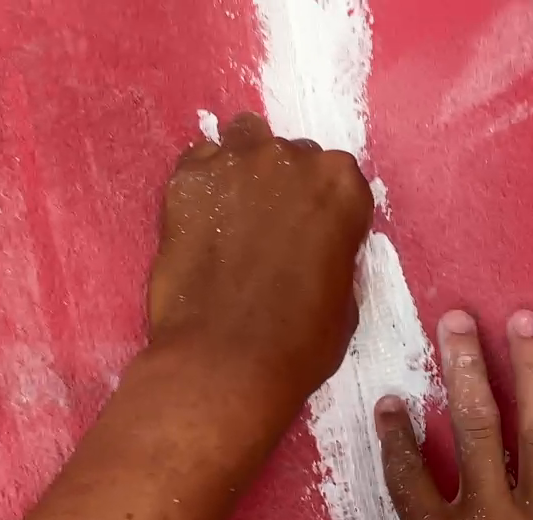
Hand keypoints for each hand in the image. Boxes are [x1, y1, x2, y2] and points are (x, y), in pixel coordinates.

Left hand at [147, 112, 373, 422]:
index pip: (340, 182)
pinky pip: (200, 166)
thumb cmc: (299, 346)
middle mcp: (293, 158)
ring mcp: (235, 162)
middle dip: (286, 190)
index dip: (326, 214)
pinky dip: (205, 188)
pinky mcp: (187, 180)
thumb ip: (336, 258)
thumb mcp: (345, 304)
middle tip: (271, 236)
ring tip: (236, 217)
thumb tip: (319, 252)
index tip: (314, 241)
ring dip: (246, 172)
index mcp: (342, 186)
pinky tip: (202, 225)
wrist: (226, 363)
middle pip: (293, 159)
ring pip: (244, 143)